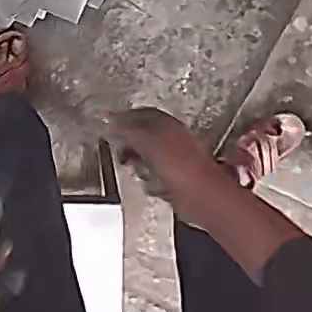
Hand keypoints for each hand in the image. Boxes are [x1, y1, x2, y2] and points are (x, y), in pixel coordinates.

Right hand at [106, 107, 233, 220]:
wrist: (202, 197)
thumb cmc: (180, 167)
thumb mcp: (145, 143)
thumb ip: (126, 131)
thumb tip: (111, 120)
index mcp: (168, 124)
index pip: (141, 113)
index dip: (124, 118)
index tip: (109, 124)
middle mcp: (174, 138)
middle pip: (144, 134)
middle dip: (129, 142)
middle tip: (118, 147)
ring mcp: (177, 158)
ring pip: (149, 156)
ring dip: (139, 162)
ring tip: (133, 167)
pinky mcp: (177, 178)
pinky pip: (156, 174)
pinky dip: (150, 178)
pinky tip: (149, 183)